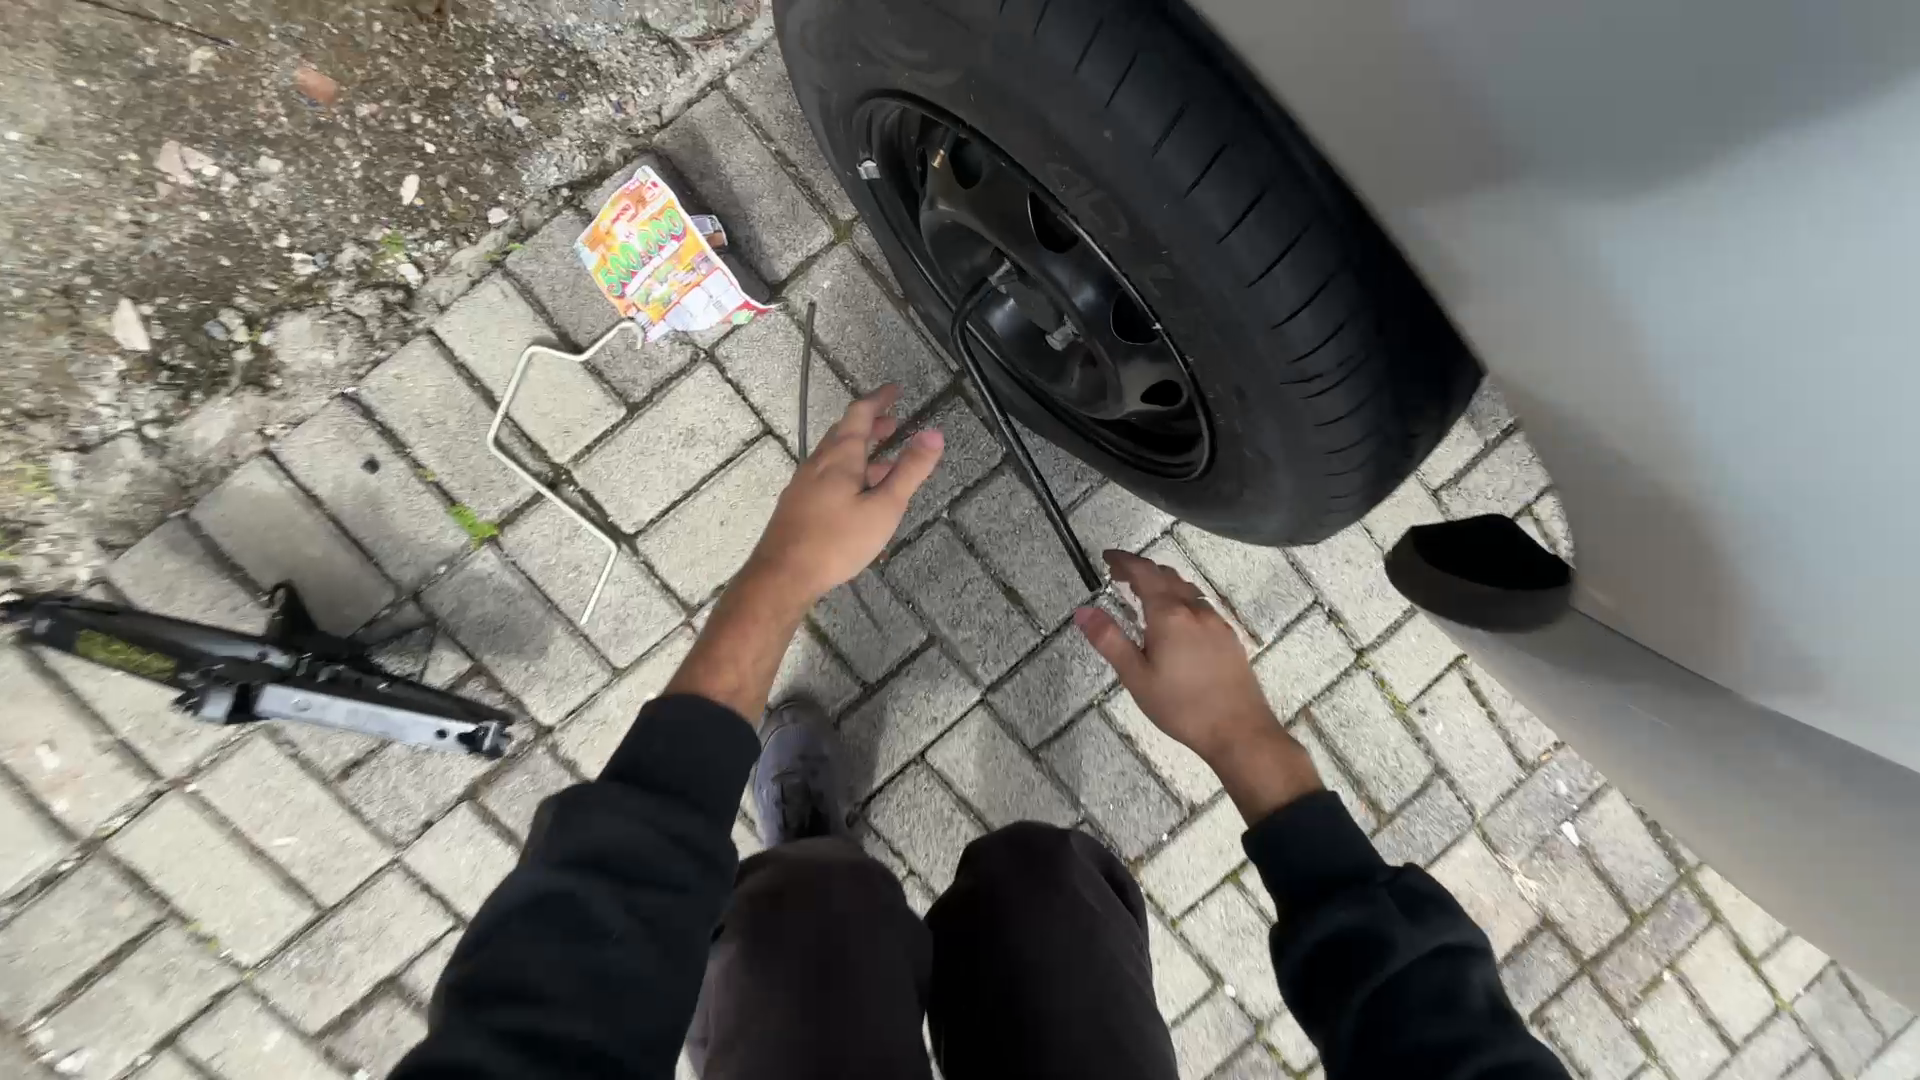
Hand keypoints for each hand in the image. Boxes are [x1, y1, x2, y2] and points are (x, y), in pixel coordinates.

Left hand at [744, 384, 944, 606]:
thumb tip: (934, 434)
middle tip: (894, 424)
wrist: (783, 574)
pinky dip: (848, 470)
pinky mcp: (798, 503)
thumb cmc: (838, 540)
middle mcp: (819, 462)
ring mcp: (804, 482)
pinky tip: (856, 493)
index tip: (895, 390)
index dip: (879, 399)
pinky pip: (827, 474)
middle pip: (844, 432)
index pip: (860, 414)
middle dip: (871, 425)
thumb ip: (909, 471)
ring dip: (860, 450)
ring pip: (835, 455)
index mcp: (840, 457)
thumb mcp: (884, 507)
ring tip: (883, 460)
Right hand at [1075, 550, 1320, 821]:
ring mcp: (1216, 622)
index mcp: (1169, 615)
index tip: (1107, 557)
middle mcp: (1195, 610)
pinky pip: (1200, 605)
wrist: (1239, 731)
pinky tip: (1176, 619)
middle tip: (1118, 576)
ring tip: (1143, 594)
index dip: (1124, 560)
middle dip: (1140, 569)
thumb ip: (1109, 640)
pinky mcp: (1228, 637)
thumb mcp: (1135, 676)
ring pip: (1186, 589)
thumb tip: (1082, 611)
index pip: (1144, 573)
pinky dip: (1180, 598)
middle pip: (1166, 576)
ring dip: (1162, 582)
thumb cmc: (1181, 706)